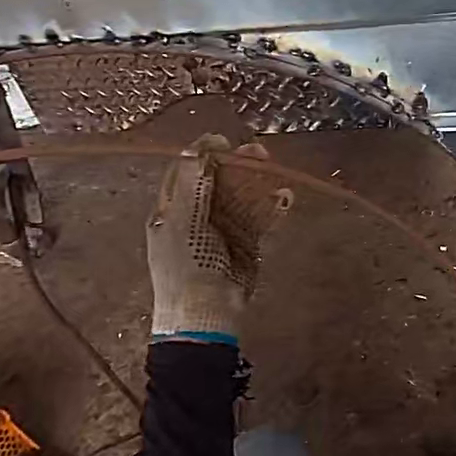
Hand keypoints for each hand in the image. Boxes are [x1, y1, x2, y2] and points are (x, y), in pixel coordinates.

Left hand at [147, 134, 292, 343]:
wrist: (207, 314)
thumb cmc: (187, 267)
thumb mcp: (182, 222)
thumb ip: (189, 184)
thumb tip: (196, 148)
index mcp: (172, 210)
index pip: (186, 171)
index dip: (203, 153)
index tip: (223, 141)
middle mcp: (197, 215)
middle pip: (218, 180)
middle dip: (236, 165)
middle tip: (258, 153)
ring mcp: (222, 229)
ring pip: (241, 196)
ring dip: (256, 182)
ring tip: (272, 168)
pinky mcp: (245, 243)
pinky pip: (258, 218)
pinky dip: (270, 206)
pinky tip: (282, 196)